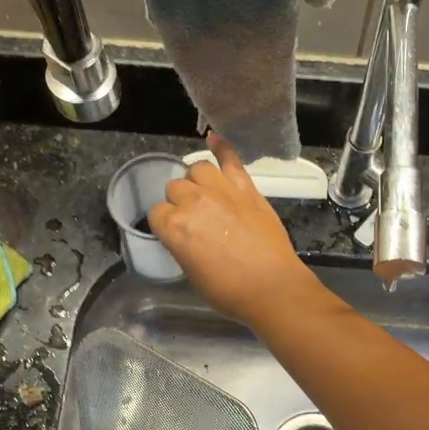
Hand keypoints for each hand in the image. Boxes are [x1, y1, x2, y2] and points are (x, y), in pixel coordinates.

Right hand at [148, 136, 325, 324]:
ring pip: (197, 168)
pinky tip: (213, 138)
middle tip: (194, 219)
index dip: (165, 223)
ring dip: (196, 179)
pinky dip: (222, 147)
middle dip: (179, 201)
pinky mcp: (247, 188)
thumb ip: (181, 245)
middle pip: (175, 187)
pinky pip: (231, 159)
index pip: (157, 212)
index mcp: (175, 227)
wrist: (272, 287)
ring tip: (203, 193)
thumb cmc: (229, 291)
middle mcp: (194, 201)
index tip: (175, 234)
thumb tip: (183, 235)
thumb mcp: (192, 273)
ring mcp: (222, 190)